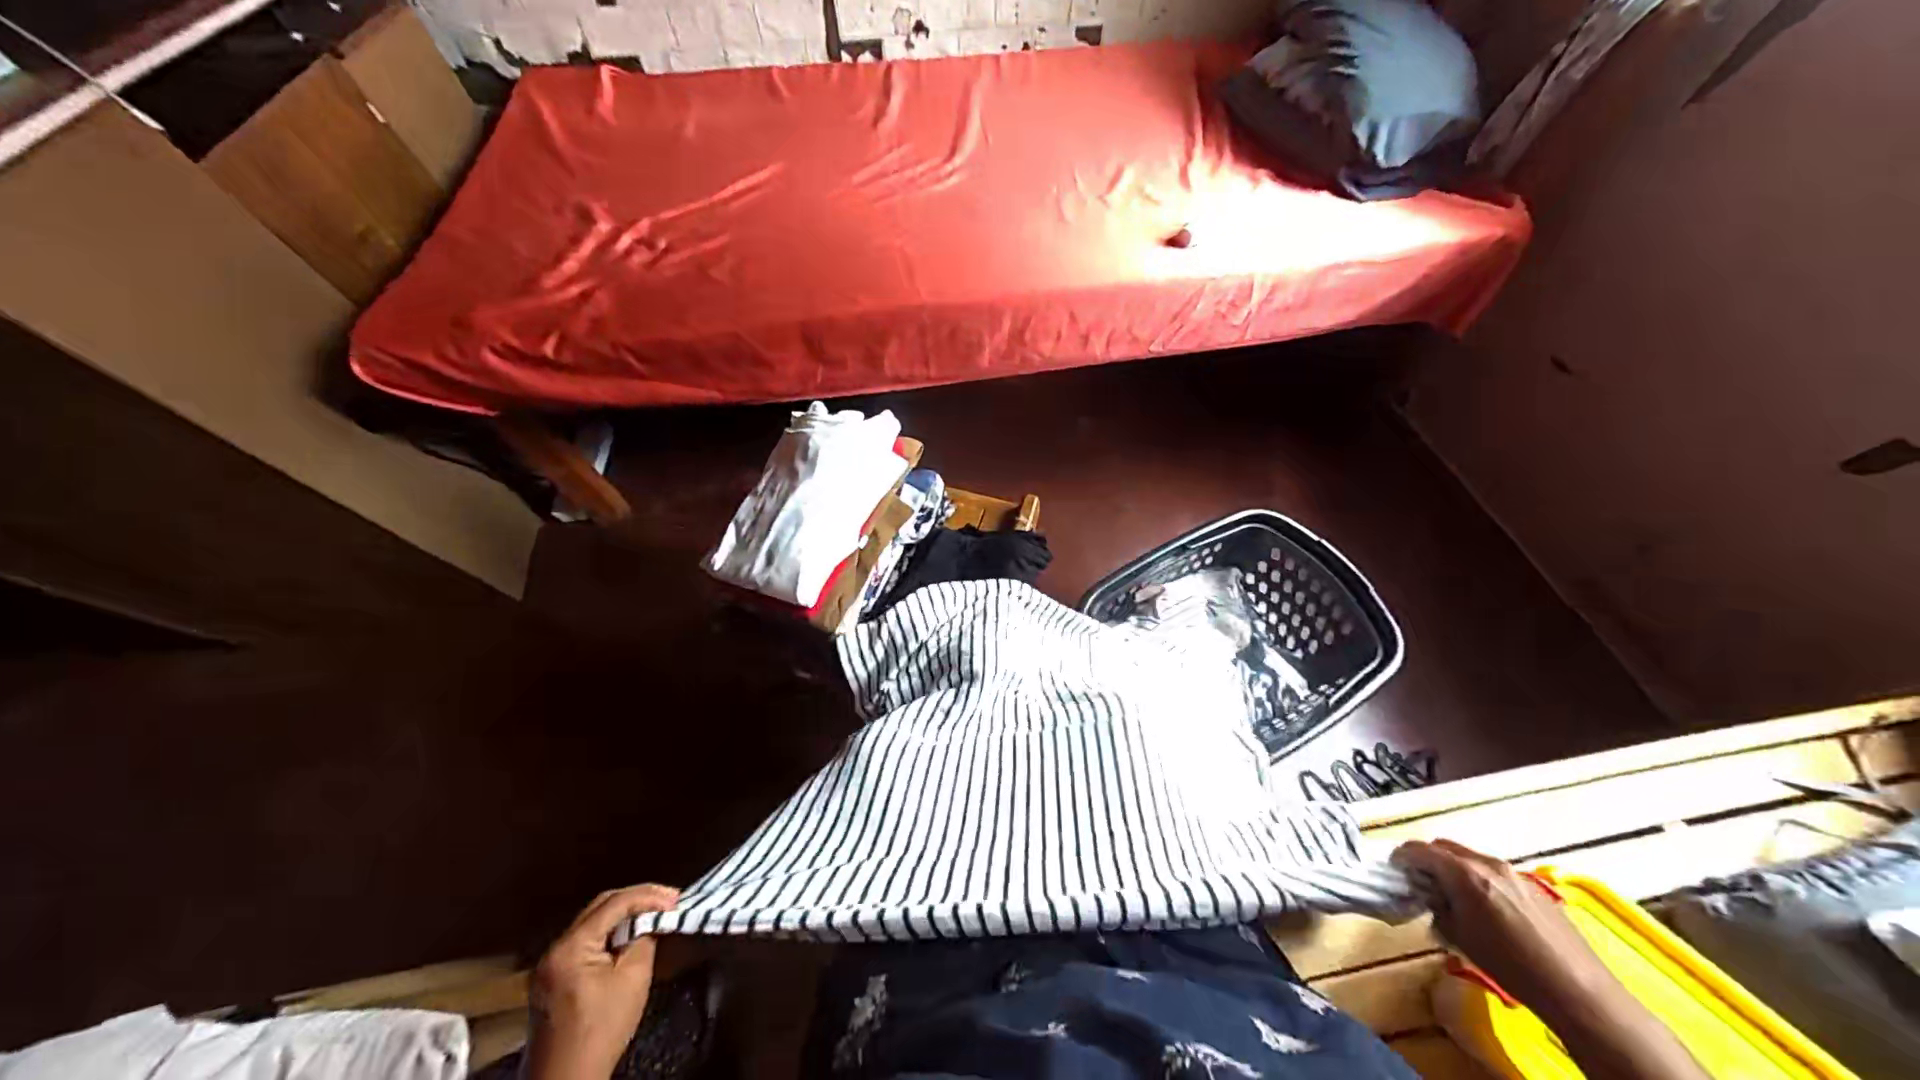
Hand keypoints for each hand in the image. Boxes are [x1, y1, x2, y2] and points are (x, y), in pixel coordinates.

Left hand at [526, 884, 680, 1079]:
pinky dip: (608, 934)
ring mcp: (549, 964)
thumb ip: (644, 939)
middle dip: (636, 900)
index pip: (614, 903)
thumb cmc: (602, 1030)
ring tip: (653, 914)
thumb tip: (653, 918)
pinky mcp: (551, 979)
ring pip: (591, 923)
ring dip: (623, 916)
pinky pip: (584, 942)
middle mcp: (554, 949)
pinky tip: (629, 937)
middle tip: (668, 901)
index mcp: (571, 947)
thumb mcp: (633, 979)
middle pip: (599, 907)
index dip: (648, 895)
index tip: (676, 897)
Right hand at [1390, 838, 1608, 1012]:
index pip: (1419, 849)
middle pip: (1445, 847)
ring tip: (1454, 898)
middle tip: (1421, 882)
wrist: (1575, 989)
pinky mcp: (1535, 888)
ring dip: (1455, 870)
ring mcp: (1515, 874)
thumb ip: (1438, 906)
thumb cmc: (1508, 965)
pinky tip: (1488, 910)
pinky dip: (1481, 881)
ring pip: (1472, 859)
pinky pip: (1496, 874)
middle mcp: (1488, 864)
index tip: (1395, 870)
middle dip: (1428, 859)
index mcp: (1464, 872)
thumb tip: (1431, 895)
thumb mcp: (1458, 935)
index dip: (1402, 857)